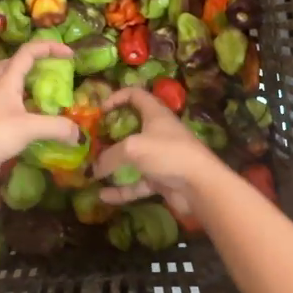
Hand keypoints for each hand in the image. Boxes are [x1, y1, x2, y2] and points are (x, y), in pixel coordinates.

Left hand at [0, 41, 80, 191]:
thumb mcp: (29, 128)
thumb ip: (56, 127)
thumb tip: (79, 134)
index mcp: (7, 83)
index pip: (27, 53)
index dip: (48, 48)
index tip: (70, 54)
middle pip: (13, 67)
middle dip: (34, 63)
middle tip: (53, 71)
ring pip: (13, 91)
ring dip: (31, 90)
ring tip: (51, 99)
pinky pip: (14, 114)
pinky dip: (29, 115)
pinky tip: (41, 126)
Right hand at [92, 88, 227, 218]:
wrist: (200, 187)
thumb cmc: (168, 154)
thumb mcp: (133, 148)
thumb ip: (109, 156)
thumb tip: (92, 169)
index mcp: (155, 114)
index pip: (135, 95)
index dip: (116, 97)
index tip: (99, 110)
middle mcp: (158, 132)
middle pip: (131, 128)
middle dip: (110, 135)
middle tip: (92, 143)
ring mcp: (160, 157)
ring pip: (132, 159)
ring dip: (113, 166)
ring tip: (93, 173)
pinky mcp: (161, 179)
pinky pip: (136, 183)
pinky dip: (121, 190)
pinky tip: (103, 197)